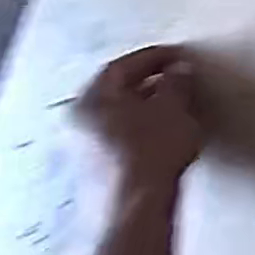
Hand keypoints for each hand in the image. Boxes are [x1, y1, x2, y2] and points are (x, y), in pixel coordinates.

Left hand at [72, 45, 203, 198]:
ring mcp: (78, 143)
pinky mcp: (89, 162)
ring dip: (142, 99)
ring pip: (112, 110)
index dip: (154, 56)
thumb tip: (178, 71)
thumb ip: (177, 84)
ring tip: (173, 98)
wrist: (133, 201)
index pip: (121, 66)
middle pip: (112, 88)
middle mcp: (76, 119)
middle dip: (145, 77)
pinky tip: (160, 124)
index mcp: (90, 101)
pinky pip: (114, 128)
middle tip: (176, 72)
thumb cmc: (153, 149)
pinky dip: (136, 119)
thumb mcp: (174, 108)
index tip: (179, 54)